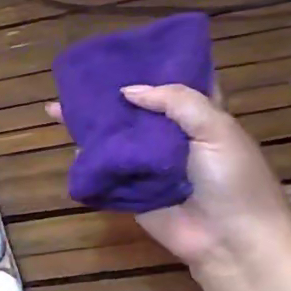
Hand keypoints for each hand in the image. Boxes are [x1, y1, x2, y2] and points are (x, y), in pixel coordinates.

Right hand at [48, 84, 290, 275]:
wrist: (230, 240)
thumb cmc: (233, 180)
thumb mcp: (217, 129)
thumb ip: (176, 101)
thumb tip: (127, 91)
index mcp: (198, 117)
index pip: (173, 83)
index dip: (152, 65)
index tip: (122, 49)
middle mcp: (169, 136)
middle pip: (134, 109)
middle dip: (107, 93)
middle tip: (77, 77)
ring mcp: (147, 163)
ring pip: (113, 136)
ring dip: (88, 123)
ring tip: (57, 105)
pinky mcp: (129, 188)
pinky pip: (103, 168)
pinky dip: (85, 156)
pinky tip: (66, 139)